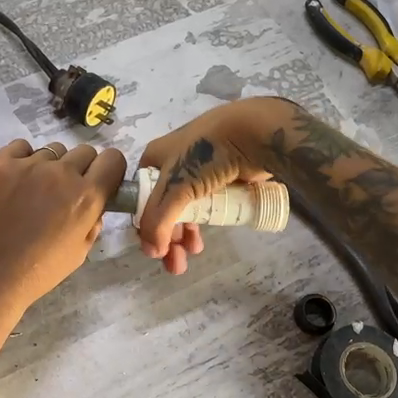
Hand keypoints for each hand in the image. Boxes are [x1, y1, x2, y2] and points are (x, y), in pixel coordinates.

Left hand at [0, 140, 126, 312]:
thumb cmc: (40, 271)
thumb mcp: (81, 252)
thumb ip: (93, 221)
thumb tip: (94, 205)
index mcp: (87, 196)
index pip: (113, 159)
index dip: (110, 169)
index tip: (101, 180)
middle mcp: (62, 173)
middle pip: (84, 151)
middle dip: (81, 168)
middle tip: (66, 190)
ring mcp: (29, 165)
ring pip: (52, 150)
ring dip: (51, 165)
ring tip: (35, 188)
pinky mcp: (0, 165)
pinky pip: (21, 146)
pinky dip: (23, 158)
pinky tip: (17, 178)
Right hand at [137, 98, 294, 275]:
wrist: (255, 133)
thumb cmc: (206, 155)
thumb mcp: (174, 187)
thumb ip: (158, 221)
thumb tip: (152, 252)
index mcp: (155, 158)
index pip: (141, 198)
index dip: (146, 225)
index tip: (156, 249)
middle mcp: (173, 163)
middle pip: (164, 207)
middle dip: (168, 236)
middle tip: (176, 263)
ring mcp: (200, 170)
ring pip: (187, 208)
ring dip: (185, 234)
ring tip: (192, 254)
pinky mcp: (223, 176)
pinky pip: (209, 205)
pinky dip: (206, 222)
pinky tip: (207, 237)